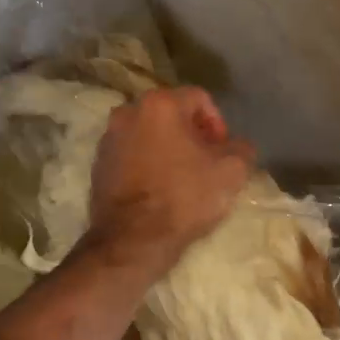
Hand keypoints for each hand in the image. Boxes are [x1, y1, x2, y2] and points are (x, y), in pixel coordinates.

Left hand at [82, 87, 252, 278]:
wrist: (131, 240)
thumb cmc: (183, 198)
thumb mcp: (231, 172)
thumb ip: (241, 148)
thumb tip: (236, 145)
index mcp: (160, 104)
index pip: (199, 98)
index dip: (218, 123)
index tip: (223, 152)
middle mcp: (128, 111)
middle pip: (171, 113)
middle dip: (192, 133)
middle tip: (206, 162)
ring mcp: (108, 137)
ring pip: (148, 132)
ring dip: (167, 147)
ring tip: (182, 177)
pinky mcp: (98, 163)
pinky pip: (131, 153)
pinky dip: (146, 162)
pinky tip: (158, 189)